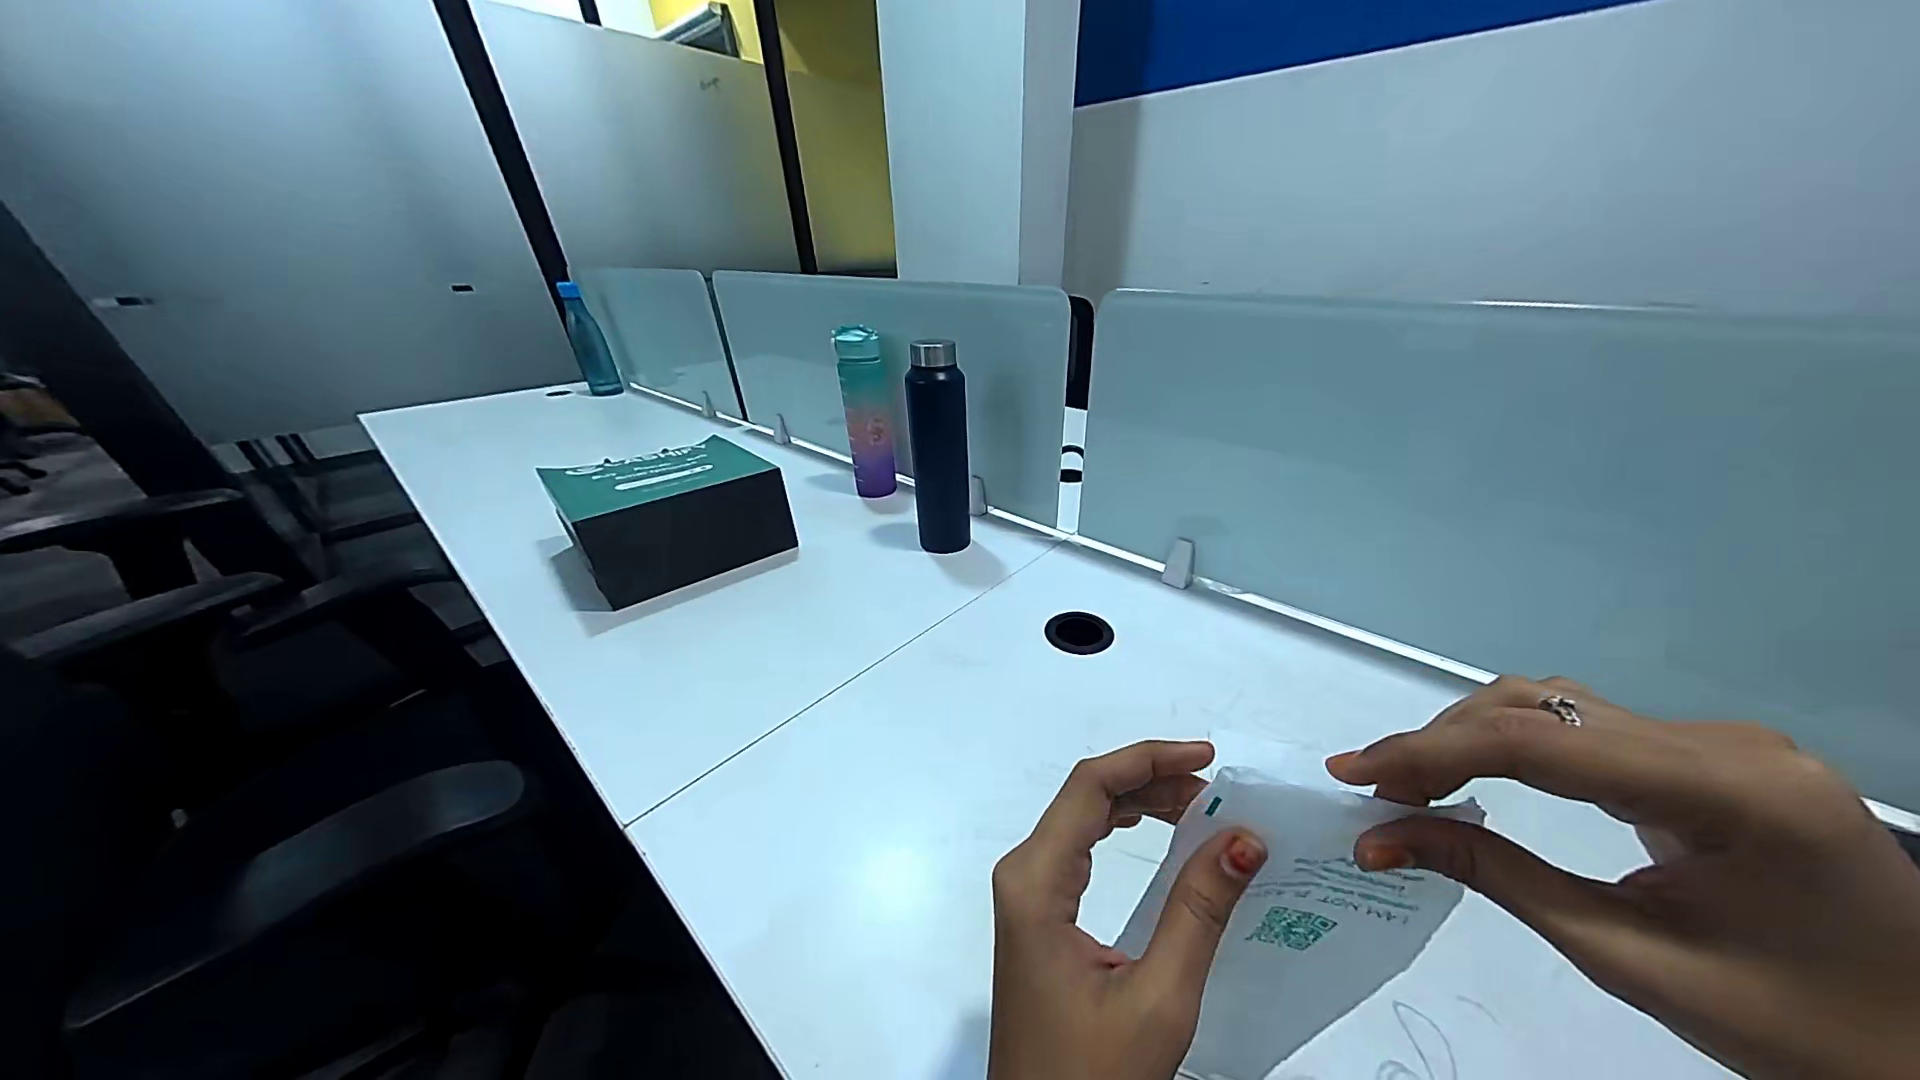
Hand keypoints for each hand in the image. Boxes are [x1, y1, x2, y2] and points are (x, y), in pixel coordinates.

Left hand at [989, 740, 1267, 1079]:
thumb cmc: (1093, 1075)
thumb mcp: (1158, 997)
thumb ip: (1198, 911)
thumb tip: (1243, 839)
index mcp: (1035, 879)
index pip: (1090, 787)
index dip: (1147, 759)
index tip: (1205, 756)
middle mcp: (1023, 871)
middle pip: (1086, 795)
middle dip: (1150, 779)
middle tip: (1216, 788)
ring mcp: (1028, 890)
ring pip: (1084, 817)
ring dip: (1139, 801)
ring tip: (1199, 805)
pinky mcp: (1040, 908)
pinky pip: (1081, 847)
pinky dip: (1122, 828)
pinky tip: (1157, 829)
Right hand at [1328, 676, 1919, 1079]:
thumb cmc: (1805, 1031)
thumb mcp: (1631, 960)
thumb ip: (1494, 876)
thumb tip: (1377, 841)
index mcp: (1729, 791)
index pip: (1536, 744)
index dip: (1427, 751)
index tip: (1351, 774)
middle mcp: (1723, 742)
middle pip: (1537, 708)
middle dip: (1439, 742)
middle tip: (1373, 786)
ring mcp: (1718, 743)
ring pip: (1551, 706)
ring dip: (1467, 735)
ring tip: (1410, 780)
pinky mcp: (1705, 757)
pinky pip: (1581, 730)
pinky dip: (1509, 745)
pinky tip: (1476, 771)